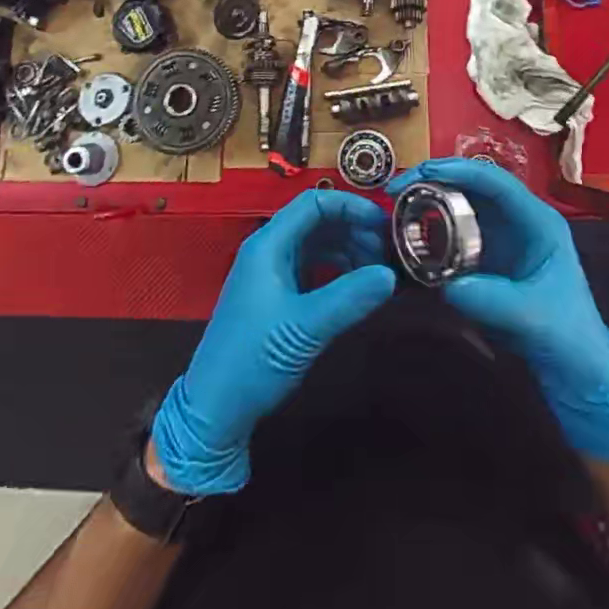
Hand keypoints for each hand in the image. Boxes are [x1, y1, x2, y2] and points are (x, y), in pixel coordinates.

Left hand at [150, 190, 396, 495]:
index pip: (314, 203)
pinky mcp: (279, 296)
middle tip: (391, 253)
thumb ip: (348, 298)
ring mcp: (273, 274)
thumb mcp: (304, 328)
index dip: (352, 207)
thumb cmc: (253, 358)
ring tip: (381, 272)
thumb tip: (392, 275)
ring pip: (318, 246)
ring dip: (351, 250)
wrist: (217, 405)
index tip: (386, 225)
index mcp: (268, 245)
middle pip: (318, 221)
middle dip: (356, 230)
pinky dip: (340, 272)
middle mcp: (270, 251)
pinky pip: (315, 269)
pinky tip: (360, 288)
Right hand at [387, 158, 608, 462]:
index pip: (495, 182)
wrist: (577, 377)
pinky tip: (401, 243)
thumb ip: (497, 302)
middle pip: (469, 188)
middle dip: (431, 183)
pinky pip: (448, 240)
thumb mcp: (537, 321)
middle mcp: (514, 224)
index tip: (418, 175)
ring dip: (424, 207)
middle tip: (394, 192)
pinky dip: (425, 236)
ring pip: (455, 210)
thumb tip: (449, 286)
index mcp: (537, 223)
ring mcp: (496, 243)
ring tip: (390, 213)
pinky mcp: (481, 265)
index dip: (456, 171)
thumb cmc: (571, 342)